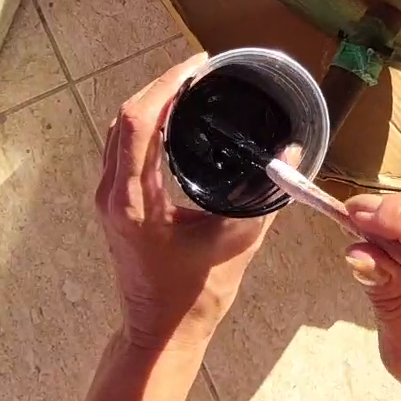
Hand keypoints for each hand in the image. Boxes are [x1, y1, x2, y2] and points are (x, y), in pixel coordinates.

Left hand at [95, 53, 277, 353]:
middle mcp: (112, 193)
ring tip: (190, 86)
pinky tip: (174, 117)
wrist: (160, 334)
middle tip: (200, 70)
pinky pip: (122, 146)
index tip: (199, 67)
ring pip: (119, 130)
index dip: (167, 86)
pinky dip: (146, 123)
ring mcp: (107, 197)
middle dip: (162, 85)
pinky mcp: (113, 202)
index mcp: (135, 201)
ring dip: (151, 101)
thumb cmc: (194, 298)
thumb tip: (292, 157)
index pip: (140, 123)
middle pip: (125, 118)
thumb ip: (265, 198)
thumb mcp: (236, 244)